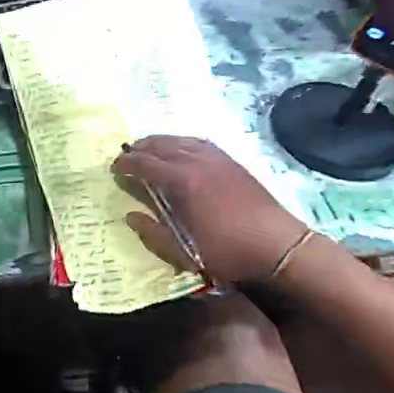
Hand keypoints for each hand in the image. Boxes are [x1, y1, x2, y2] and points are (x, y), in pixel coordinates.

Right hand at [112, 136, 324, 284]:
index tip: (114, 167)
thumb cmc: (228, 252)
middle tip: (126, 156)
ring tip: (149, 149)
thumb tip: (130, 215)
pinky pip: (199, 143)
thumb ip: (152, 233)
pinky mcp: (231, 161)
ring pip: (180, 140)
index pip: (144, 163)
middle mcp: (196, 161)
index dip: (126, 163)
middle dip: (140, 148)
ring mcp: (216, 158)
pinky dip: (181, 142)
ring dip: (160, 142)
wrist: (279, 246)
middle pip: (160, 145)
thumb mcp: (184, 252)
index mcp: (181, 181)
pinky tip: (180, 150)